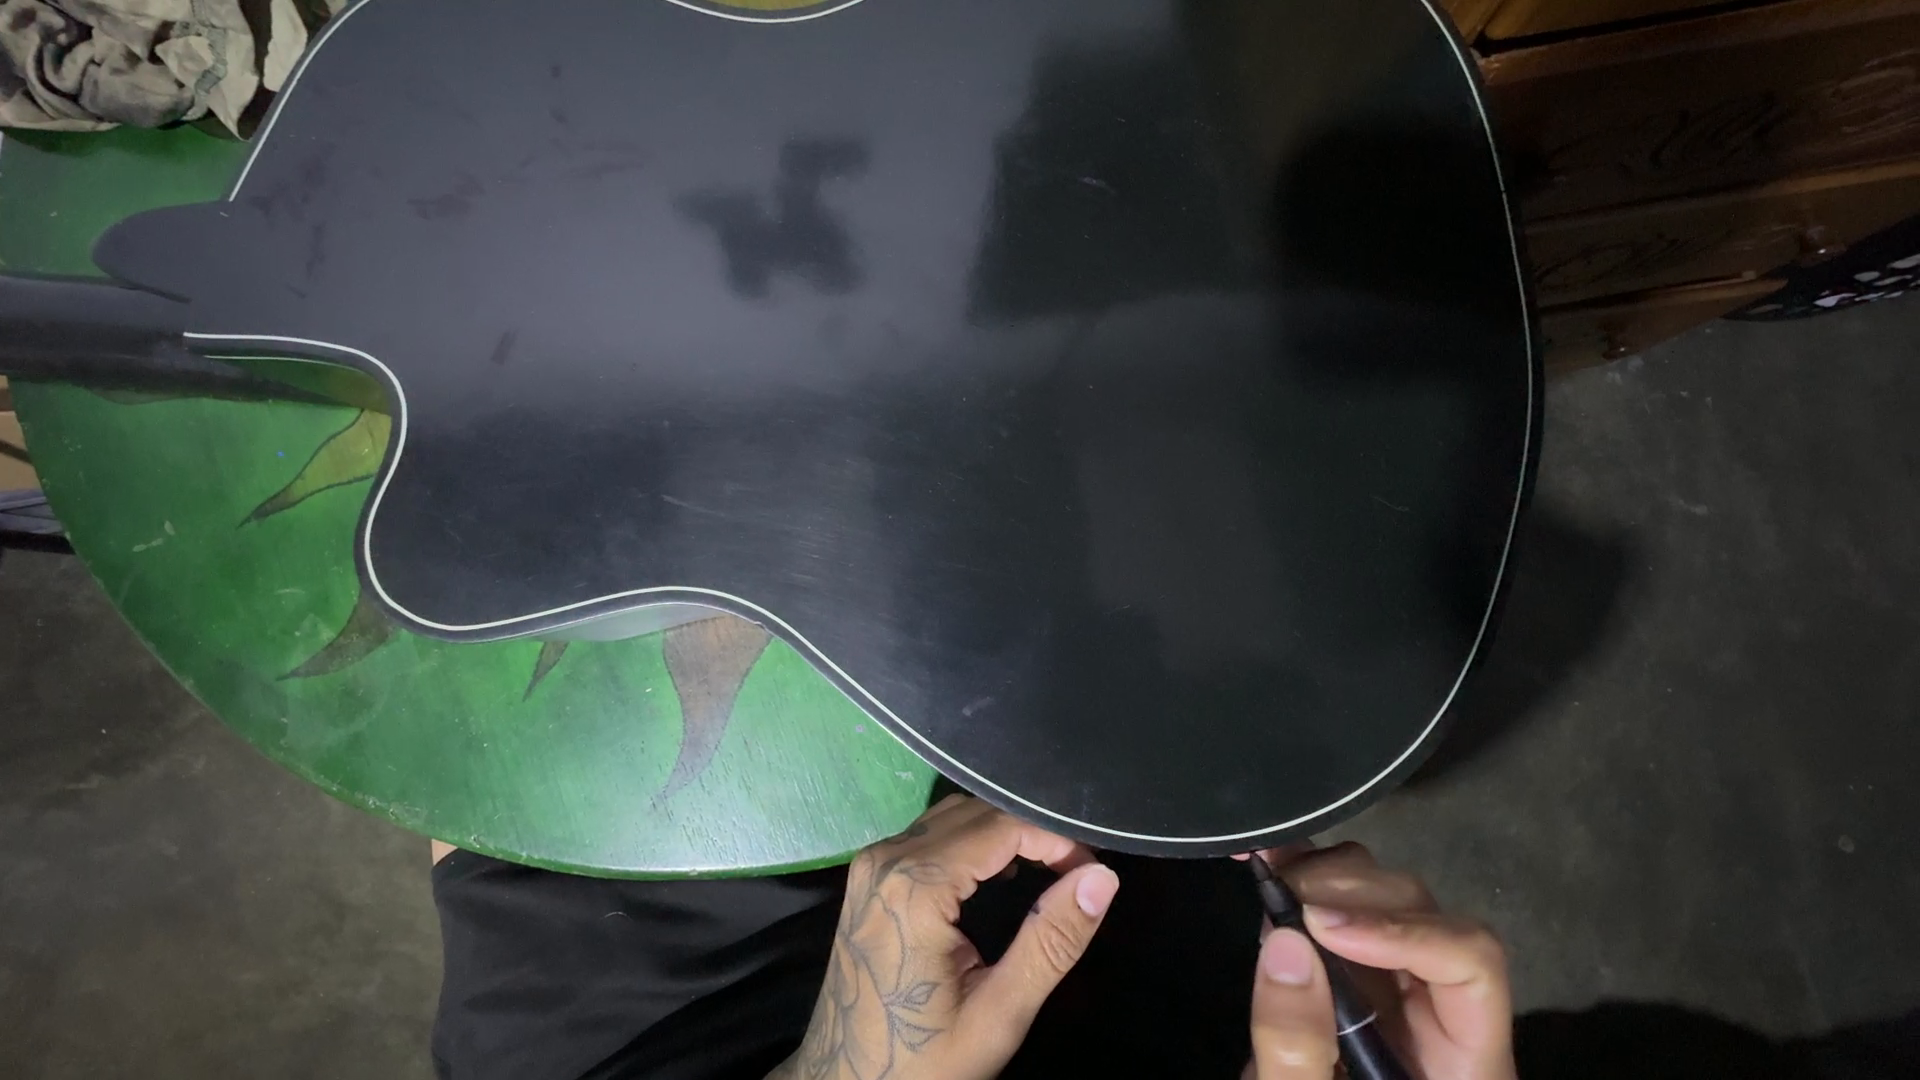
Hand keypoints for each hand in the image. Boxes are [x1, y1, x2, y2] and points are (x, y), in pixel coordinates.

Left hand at [774, 795, 1120, 1079]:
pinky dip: (971, 839)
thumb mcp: (999, 1013)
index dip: (1052, 837)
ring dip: (1001, 830)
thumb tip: (1101, 878)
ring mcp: (872, 862)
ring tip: (1047, 864)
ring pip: (952, 816)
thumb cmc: (923, 1061)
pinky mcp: (869, 873)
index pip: (999, 826)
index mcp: (915, 885)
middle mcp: (888, 857)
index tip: (1089, 867)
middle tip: (1075, 867)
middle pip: (975, 813)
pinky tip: (998, 870)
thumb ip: (1051, 941)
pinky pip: (929, 833)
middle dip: (1030, 830)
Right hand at [1242, 843, 1516, 1079]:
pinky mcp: (1351, 966)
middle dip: (1351, 896)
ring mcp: (1397, 983)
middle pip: (1427, 915)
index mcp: (1463, 1065)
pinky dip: (1302, 873)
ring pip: (1388, 895)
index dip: (1399, 930)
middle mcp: (1441, 1011)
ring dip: (1326, 878)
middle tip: (1282, 900)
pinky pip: (1342, 900)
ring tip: (1269, 888)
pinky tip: (1265, 864)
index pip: (1470, 963)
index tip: (1318, 926)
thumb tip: (1288, 940)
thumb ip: (1298, 1049)